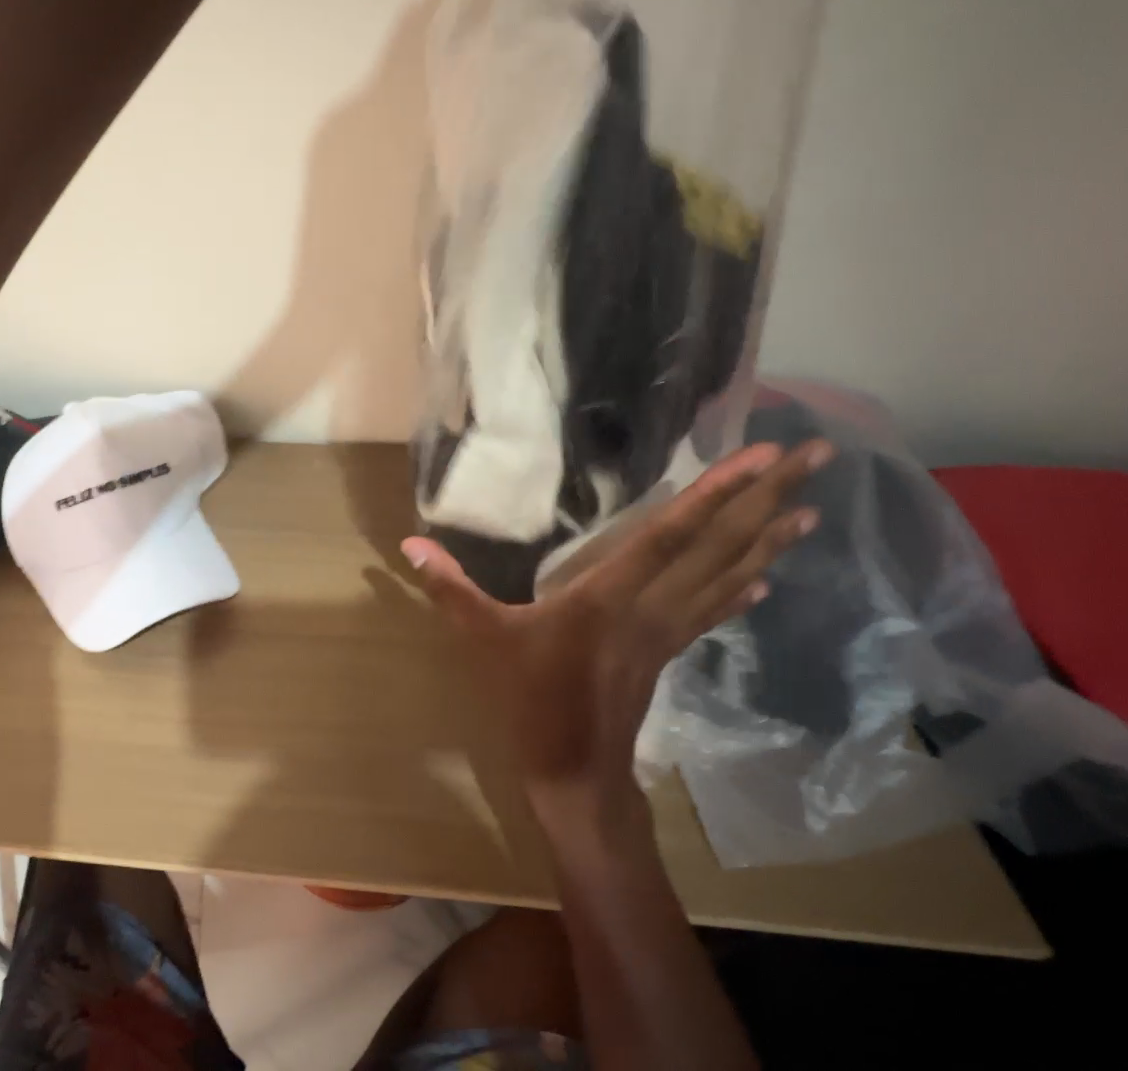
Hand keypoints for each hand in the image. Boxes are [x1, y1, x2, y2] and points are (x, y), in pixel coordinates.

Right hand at [404, 440, 832, 823]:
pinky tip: (764, 580)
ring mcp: (667, 633)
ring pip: (727, 578)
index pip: (672, 536)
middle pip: (719, 548)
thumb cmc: (531, 699)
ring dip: (769, 542)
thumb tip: (409, 544)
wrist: (574, 770)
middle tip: (818, 457)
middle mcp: (652, 608)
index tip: (765, 455)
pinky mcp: (666, 655)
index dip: (717, 494)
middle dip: (768, 501)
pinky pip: (710, 614)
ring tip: (810, 509)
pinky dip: (739, 591)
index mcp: (610, 597)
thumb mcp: (484, 639)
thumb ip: (451, 590)